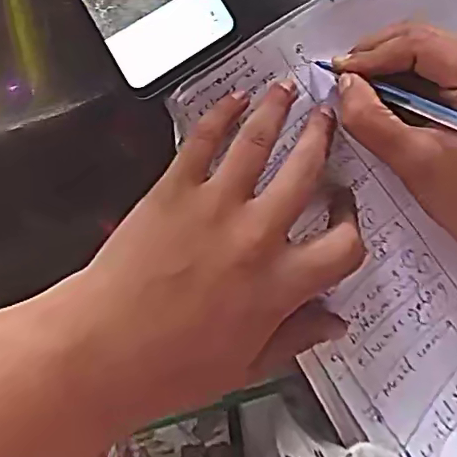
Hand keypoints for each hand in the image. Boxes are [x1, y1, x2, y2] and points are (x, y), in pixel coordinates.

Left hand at [59, 82, 364, 420]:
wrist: (104, 346)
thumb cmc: (166, 364)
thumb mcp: (248, 365)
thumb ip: (297, 337)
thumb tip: (331, 323)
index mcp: (279, 285)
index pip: (343, 245)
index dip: (352, 224)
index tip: (345, 209)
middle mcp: (254, 237)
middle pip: (305, 171)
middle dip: (320, 138)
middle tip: (325, 120)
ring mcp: (213, 206)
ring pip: (257, 142)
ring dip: (276, 110)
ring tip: (286, 91)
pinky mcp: (174, 189)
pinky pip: (204, 139)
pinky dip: (222, 113)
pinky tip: (233, 100)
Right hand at [330, 22, 456, 352]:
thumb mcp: (414, 163)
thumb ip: (372, 119)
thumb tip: (346, 84)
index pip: (422, 45)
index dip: (374, 54)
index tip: (342, 72)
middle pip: (422, 40)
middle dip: (376, 54)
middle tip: (344, 76)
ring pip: (421, 52)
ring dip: (384, 65)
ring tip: (356, 88)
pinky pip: (426, 71)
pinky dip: (395, 79)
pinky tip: (377, 98)